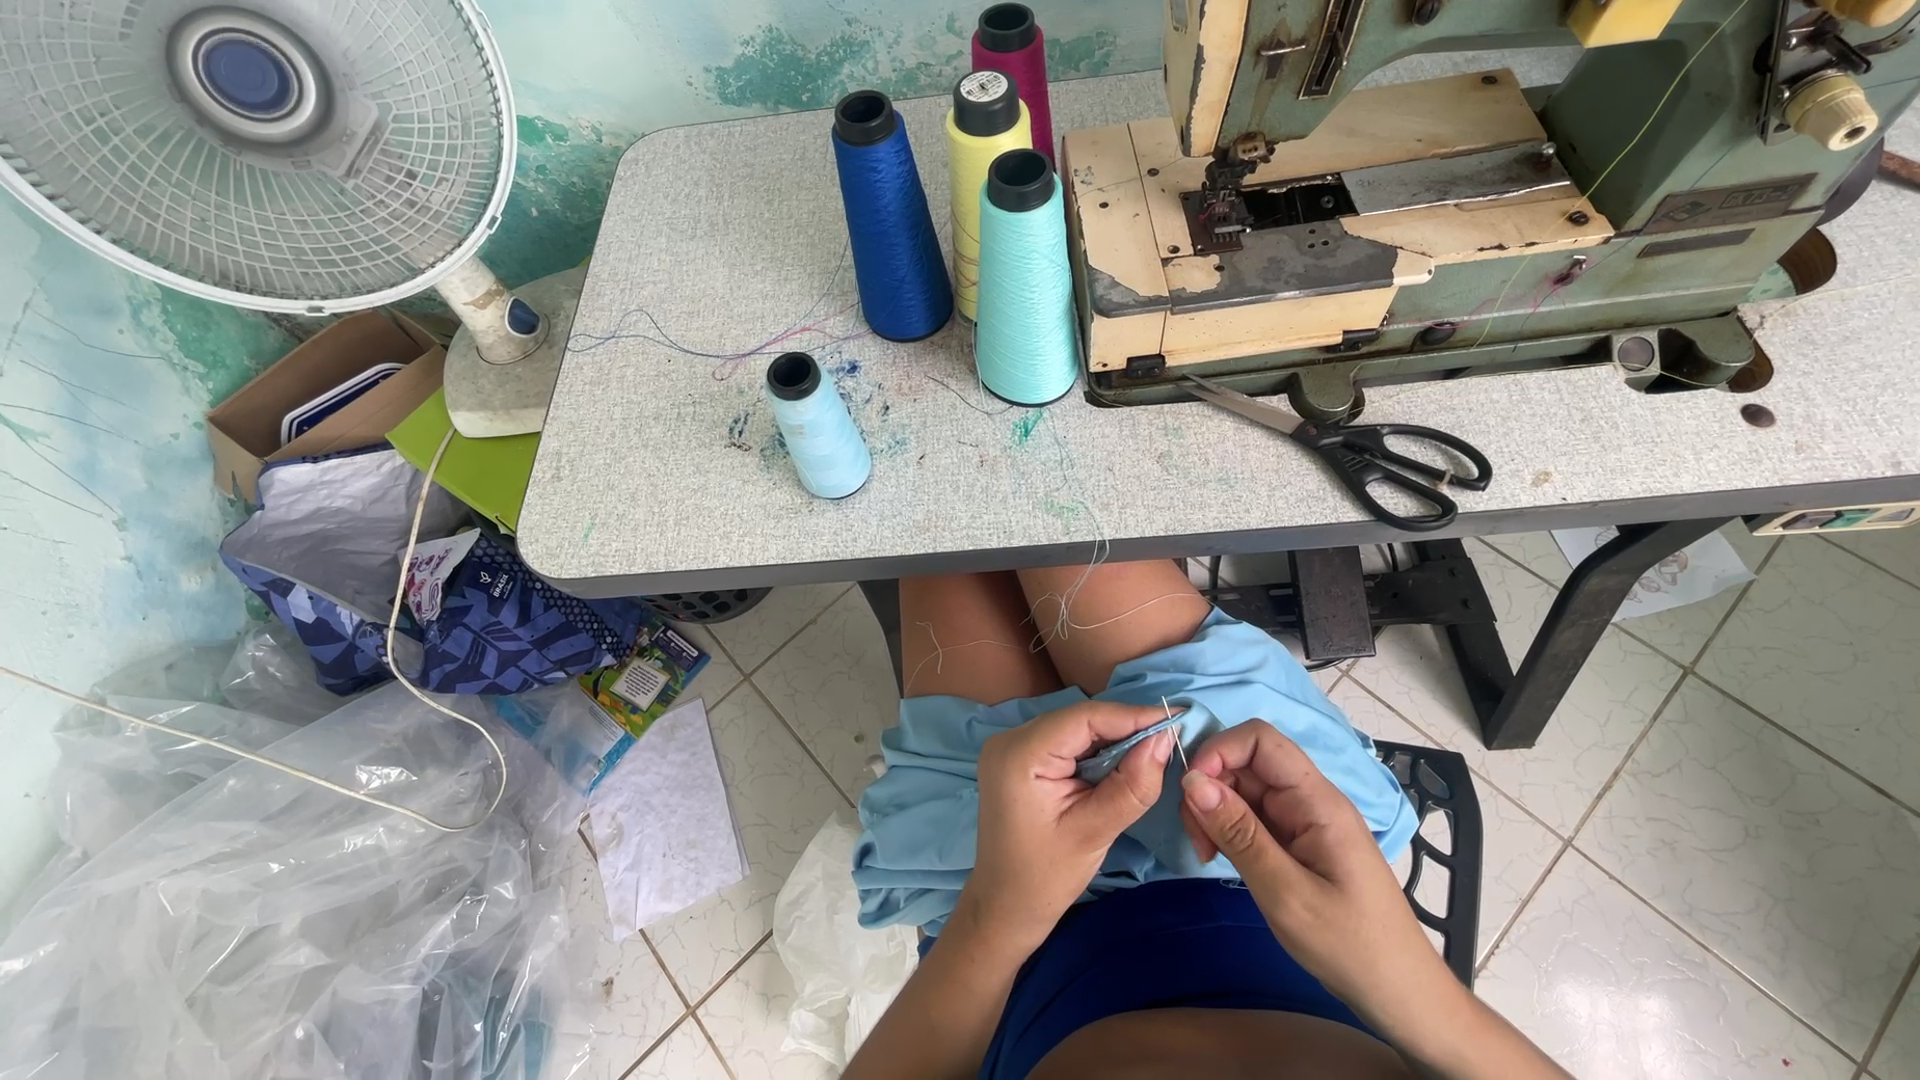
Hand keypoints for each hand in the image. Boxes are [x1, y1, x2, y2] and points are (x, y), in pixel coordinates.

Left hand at [961, 702, 1175, 951]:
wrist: (1005, 907)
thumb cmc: (1046, 877)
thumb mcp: (1095, 832)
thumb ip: (1132, 785)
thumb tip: (1165, 739)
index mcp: (1019, 754)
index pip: (1084, 718)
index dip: (1133, 716)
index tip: (1177, 720)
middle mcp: (1009, 739)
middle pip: (1079, 720)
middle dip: (1126, 727)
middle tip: (1171, 739)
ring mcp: (1011, 747)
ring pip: (1075, 729)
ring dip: (1113, 739)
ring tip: (1154, 750)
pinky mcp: (1019, 758)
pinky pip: (1065, 742)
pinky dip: (1095, 750)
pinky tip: (1121, 762)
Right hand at [1177, 721, 1452, 1025]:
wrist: (1398, 994)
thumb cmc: (1349, 945)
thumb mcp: (1285, 892)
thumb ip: (1238, 833)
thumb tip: (1192, 780)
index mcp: (1317, 801)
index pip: (1260, 739)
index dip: (1218, 750)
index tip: (1190, 791)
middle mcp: (1309, 800)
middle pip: (1245, 763)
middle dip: (1208, 787)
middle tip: (1195, 838)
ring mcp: (1302, 820)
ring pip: (1242, 789)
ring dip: (1212, 811)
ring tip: (1205, 853)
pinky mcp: (1294, 841)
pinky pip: (1250, 816)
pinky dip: (1225, 829)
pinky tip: (1217, 857)